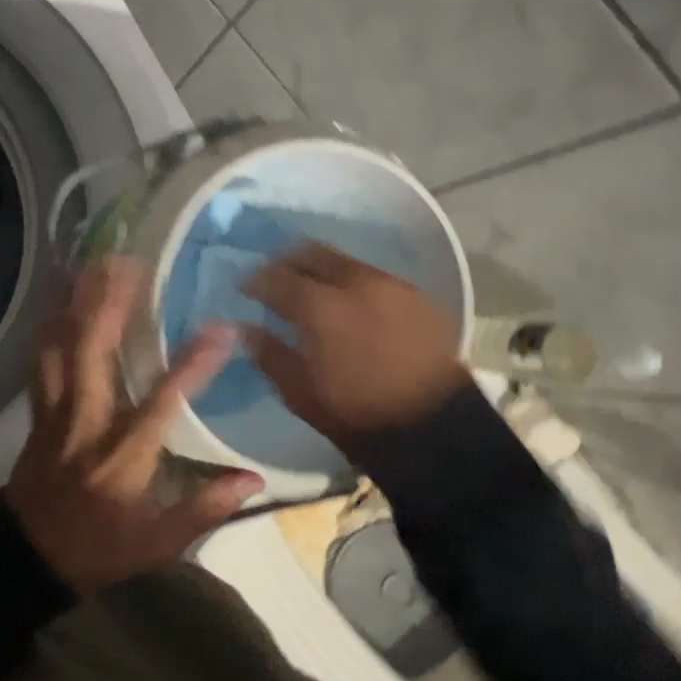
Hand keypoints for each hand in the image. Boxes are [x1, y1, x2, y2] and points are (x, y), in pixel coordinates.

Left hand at [3, 260, 266, 595]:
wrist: (25, 558)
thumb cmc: (96, 550)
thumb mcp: (156, 543)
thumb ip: (203, 509)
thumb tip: (254, 479)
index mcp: (123, 456)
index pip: (162, 401)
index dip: (192, 364)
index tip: (220, 328)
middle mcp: (87, 423)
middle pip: (93, 352)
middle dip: (110, 304)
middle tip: (129, 261)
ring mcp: (55, 414)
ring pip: (60, 348)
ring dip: (74, 304)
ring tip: (89, 265)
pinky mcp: (36, 414)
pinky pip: (41, 362)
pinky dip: (48, 329)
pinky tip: (55, 303)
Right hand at [243, 243, 470, 454]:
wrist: (435, 427)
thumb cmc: (357, 415)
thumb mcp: (300, 393)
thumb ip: (269, 354)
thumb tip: (245, 329)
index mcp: (319, 306)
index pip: (275, 277)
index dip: (254, 280)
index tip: (244, 288)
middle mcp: (355, 283)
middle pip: (312, 253)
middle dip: (289, 262)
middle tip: (277, 279)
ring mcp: (391, 286)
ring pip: (346, 262)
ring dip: (324, 271)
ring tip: (316, 292)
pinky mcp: (418, 297)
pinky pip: (376, 279)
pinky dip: (355, 285)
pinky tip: (354, 307)